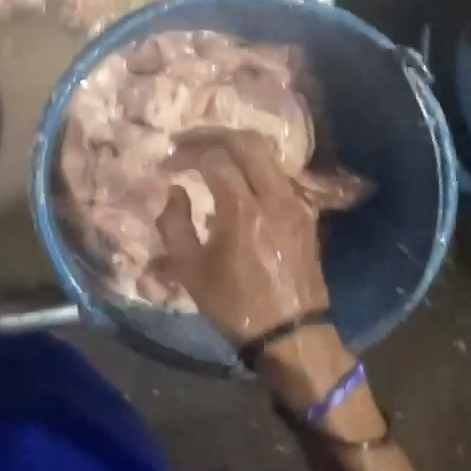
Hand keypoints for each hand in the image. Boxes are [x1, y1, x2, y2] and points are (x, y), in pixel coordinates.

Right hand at [156, 130, 327, 346]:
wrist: (291, 334)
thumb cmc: (233, 303)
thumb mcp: (188, 267)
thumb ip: (173, 222)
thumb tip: (175, 191)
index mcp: (243, 211)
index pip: (214, 159)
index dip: (185, 154)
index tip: (166, 164)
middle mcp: (275, 198)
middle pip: (247, 142)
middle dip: (212, 135)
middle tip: (185, 142)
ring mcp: (296, 204)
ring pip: (268, 153)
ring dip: (234, 146)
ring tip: (207, 154)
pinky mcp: (305, 213)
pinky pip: (278, 173)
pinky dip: (253, 165)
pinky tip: (234, 178)